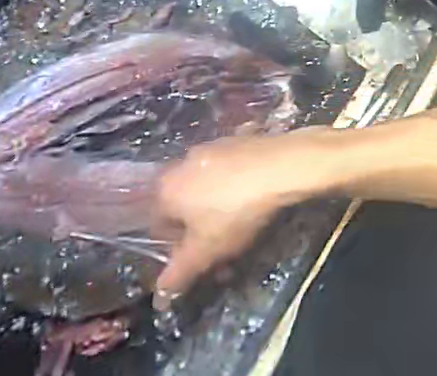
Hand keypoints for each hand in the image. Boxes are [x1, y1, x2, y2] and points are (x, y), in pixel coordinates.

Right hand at [152, 129, 334, 304]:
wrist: (276, 166)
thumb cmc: (233, 211)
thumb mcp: (205, 251)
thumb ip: (179, 274)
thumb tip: (159, 295)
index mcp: (165, 188)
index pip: (159, 225)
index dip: (178, 248)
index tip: (201, 260)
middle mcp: (182, 162)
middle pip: (184, 206)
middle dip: (201, 232)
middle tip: (224, 253)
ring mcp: (210, 147)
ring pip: (206, 190)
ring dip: (218, 212)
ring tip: (243, 231)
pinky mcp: (234, 141)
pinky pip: (226, 173)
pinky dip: (233, 189)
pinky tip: (253, 202)